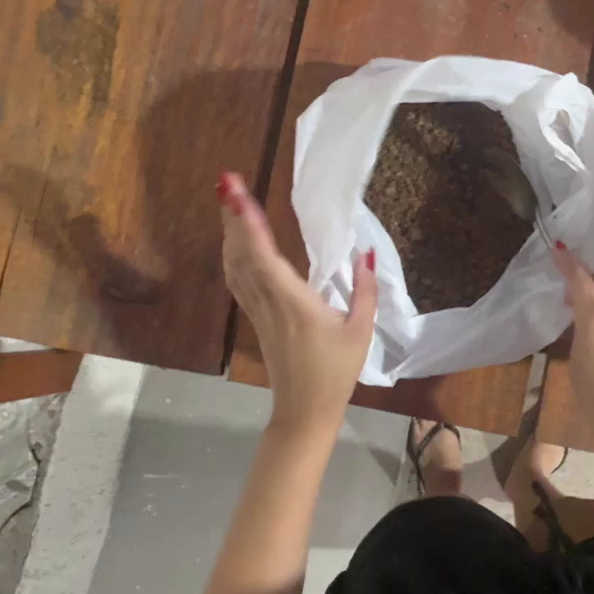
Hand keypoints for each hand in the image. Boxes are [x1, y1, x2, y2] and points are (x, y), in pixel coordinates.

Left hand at [220, 172, 377, 435]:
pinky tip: (235, 241)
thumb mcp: (361, 332)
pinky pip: (238, 280)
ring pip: (235, 266)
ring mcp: (258, 311)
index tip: (240, 195)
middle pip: (243, 255)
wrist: (305, 411)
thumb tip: (365, 255)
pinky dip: (233, 254)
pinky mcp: (256, 318)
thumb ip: (365, 292)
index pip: (264, 258)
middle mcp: (269, 303)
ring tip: (230, 202)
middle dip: (234, 218)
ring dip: (231, 233)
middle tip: (228, 182)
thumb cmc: (336, 373)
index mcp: (294, 304)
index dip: (250, 225)